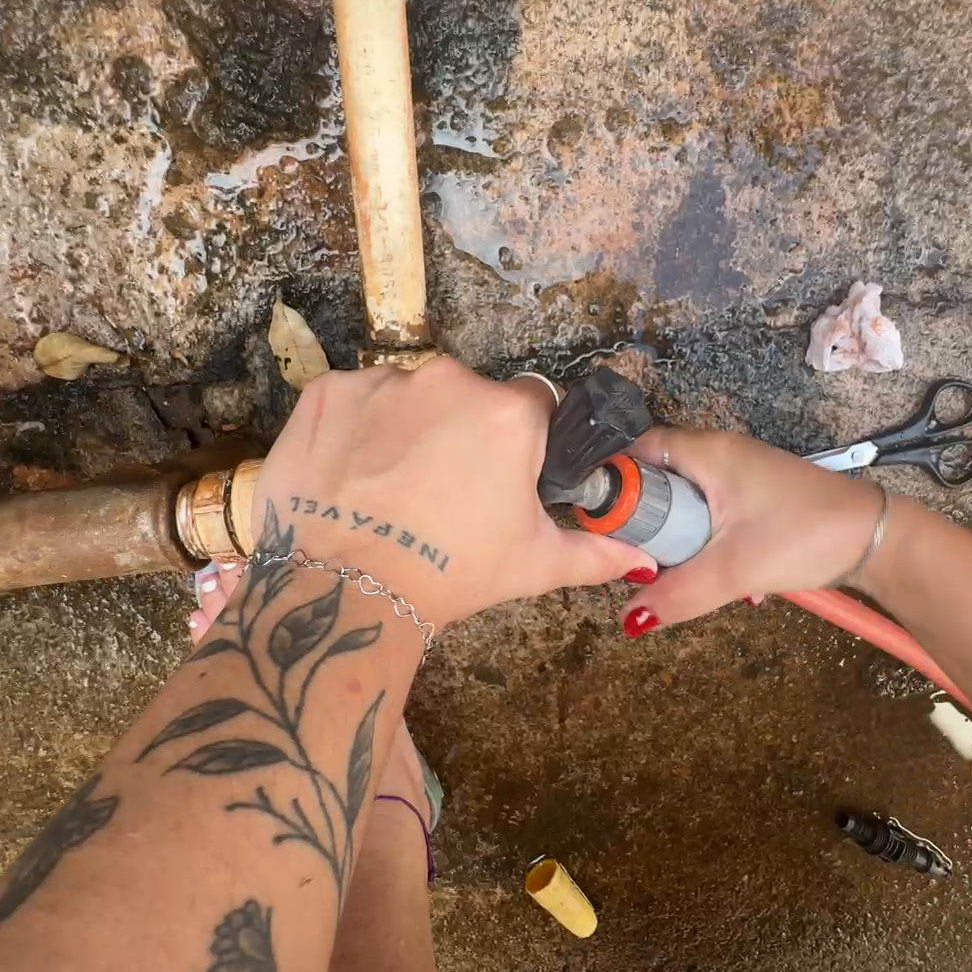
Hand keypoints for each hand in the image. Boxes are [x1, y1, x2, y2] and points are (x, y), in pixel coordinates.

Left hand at [251, 358, 652, 626]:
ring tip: (399, 488)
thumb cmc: (455, 572)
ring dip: (414, 428)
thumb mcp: (535, 563)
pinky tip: (357, 475)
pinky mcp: (327, 393)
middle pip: (472, 397)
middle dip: (467, 432)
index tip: (506, 474)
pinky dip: (361, 429)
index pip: (535, 404)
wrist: (345, 591)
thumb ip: (597, 553)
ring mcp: (382, 381)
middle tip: (451, 491)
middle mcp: (448, 380)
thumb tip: (644, 562)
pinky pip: (359, 400)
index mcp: (510, 414)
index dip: (525, 439)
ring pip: (415, 396)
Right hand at [617, 426, 885, 630]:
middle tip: (637, 557)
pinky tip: (715, 572)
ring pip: (686, 498)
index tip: (600, 522)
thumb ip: (679, 594)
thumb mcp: (735, 569)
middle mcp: (720, 452)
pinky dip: (705, 537)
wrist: (876, 538)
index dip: (613, 480)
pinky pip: (712, 509)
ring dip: (678, 535)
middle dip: (646, 519)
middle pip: (658, 476)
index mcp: (708, 452)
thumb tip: (630, 620)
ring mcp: (741, 471)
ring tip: (673, 572)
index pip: (638, 448)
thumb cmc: (804, 536)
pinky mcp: (757, 492)